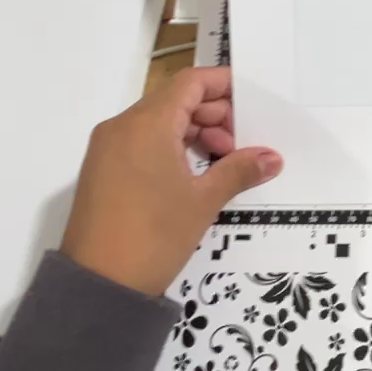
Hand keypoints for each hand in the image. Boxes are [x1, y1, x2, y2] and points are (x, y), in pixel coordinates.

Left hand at [61, 67, 281, 295]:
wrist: (99, 286)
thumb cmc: (154, 235)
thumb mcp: (204, 200)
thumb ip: (239, 170)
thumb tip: (272, 158)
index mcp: (146, 124)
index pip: (189, 83)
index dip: (222, 84)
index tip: (251, 98)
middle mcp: (122, 127)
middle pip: (175, 101)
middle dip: (214, 116)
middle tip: (241, 144)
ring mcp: (109, 149)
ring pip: (160, 122)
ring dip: (195, 133)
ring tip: (223, 163)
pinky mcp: (105, 170)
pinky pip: (145, 142)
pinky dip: (174, 147)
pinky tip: (197, 174)